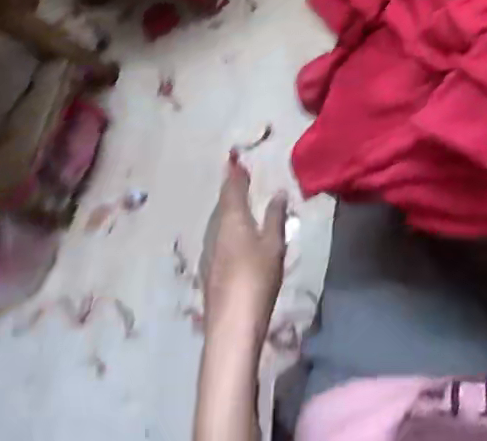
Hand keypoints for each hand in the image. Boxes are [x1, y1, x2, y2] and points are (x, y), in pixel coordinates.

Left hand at [201, 154, 288, 332]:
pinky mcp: (209, 271)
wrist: (231, 326)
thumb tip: (278, 192)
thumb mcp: (274, 244)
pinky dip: (226, 228)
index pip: (231, 189)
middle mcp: (215, 232)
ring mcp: (209, 253)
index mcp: (231, 219)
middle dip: (230, 190)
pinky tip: (234, 235)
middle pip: (221, 205)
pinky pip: (217, 238)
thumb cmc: (257, 277)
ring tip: (239, 202)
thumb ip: (275, 216)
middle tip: (240, 178)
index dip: (235, 174)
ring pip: (217, 222)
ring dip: (227, 210)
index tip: (235, 160)